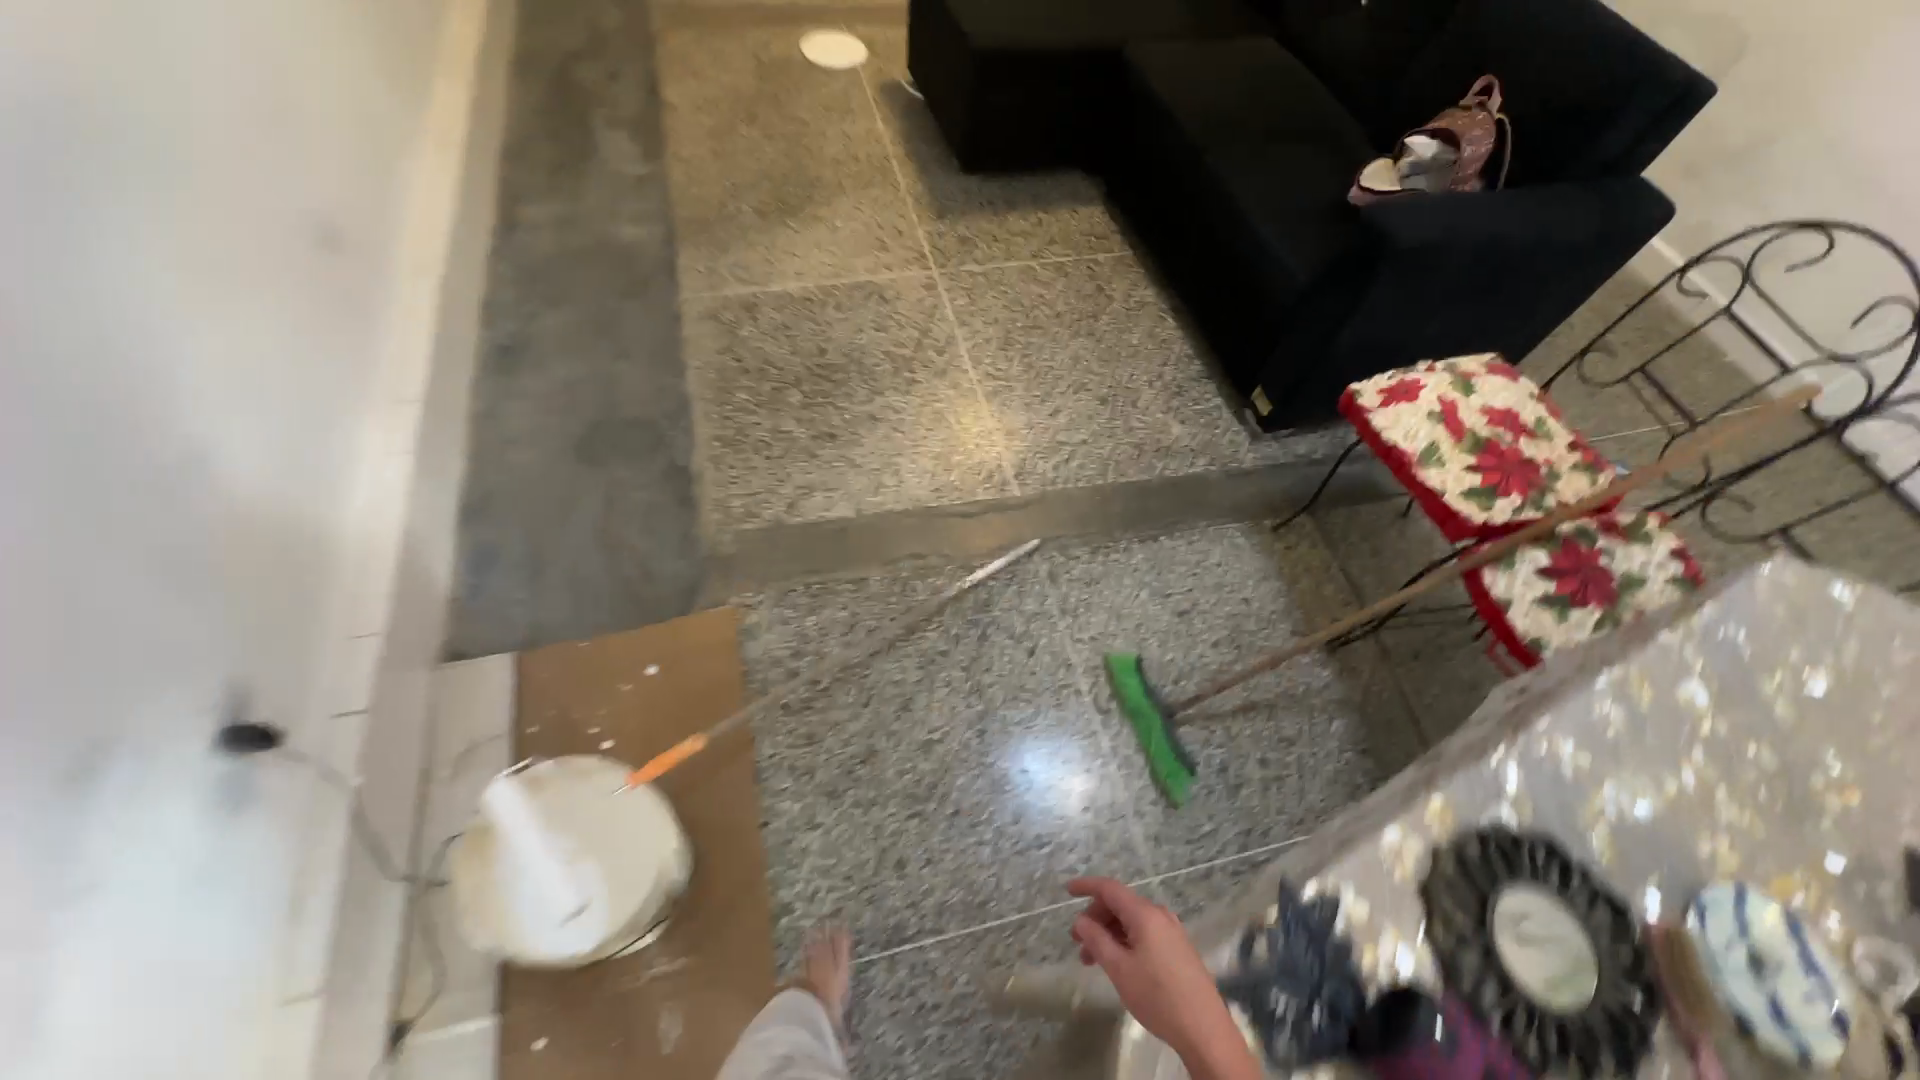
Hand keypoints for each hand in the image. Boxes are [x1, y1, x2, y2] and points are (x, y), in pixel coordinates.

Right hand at [1066, 877, 1260, 1079]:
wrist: (1204, 1028)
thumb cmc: (1157, 996)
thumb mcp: (1119, 969)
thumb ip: (1097, 939)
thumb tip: (1081, 920)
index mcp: (1145, 914)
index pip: (1110, 888)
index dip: (1086, 886)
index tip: (1067, 891)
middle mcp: (1160, 915)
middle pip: (1120, 905)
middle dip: (1096, 919)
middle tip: (1078, 944)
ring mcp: (1172, 931)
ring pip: (1132, 921)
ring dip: (1109, 934)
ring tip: (1094, 961)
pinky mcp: (1179, 948)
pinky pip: (1145, 933)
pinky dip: (1126, 941)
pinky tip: (1118, 964)